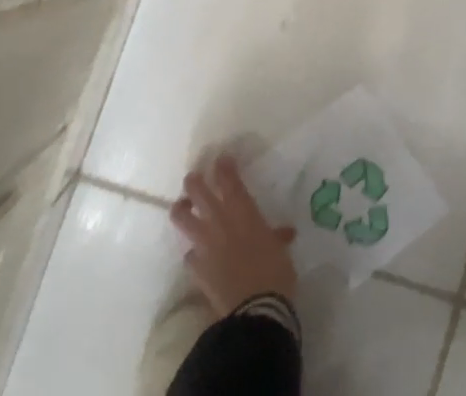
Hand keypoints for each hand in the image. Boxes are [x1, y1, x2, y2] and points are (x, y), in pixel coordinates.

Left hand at [170, 155, 298, 316]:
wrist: (255, 307)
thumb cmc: (275, 273)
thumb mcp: (280, 250)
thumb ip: (276, 237)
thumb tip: (284, 233)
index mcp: (243, 212)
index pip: (228, 179)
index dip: (223, 166)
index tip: (222, 159)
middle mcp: (219, 220)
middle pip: (197, 190)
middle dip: (194, 180)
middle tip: (195, 178)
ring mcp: (203, 242)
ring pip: (181, 215)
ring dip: (181, 208)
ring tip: (183, 207)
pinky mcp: (194, 265)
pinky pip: (188, 253)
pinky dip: (193, 253)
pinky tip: (198, 256)